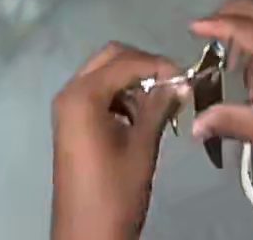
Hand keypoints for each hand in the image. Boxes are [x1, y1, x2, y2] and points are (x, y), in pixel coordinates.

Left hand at [51, 43, 182, 239]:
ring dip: (131, 81)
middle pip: (110, 58)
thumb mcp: (142, 147)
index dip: (157, 64)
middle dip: (142, 65)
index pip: (124, 61)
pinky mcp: (71, 121)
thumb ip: (159, 107)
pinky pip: (97, 92)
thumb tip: (182, 81)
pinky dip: (119, 96)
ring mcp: (68, 106)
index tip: (185, 74)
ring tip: (159, 103)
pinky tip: (139, 116)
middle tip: (172, 81)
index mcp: (83, 95)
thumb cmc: (114, 194)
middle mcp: (70, 91)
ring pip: (104, 73)